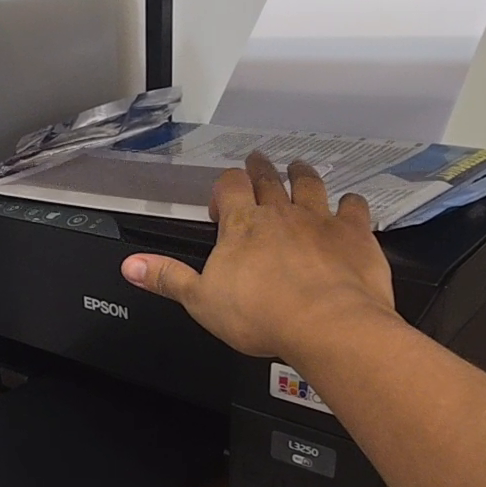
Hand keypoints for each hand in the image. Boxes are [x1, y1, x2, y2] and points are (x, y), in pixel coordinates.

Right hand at [120, 153, 398, 360]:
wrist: (326, 325)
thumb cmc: (261, 315)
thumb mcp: (200, 301)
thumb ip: (167, 278)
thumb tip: (130, 265)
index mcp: (242, 226)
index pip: (229, 186)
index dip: (223, 188)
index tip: (222, 202)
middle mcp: (281, 214)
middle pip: (269, 179)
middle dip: (261, 169)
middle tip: (259, 161)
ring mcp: (320, 221)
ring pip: (311, 186)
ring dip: (303, 175)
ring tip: (299, 167)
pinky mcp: (354, 236)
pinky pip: (355, 209)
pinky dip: (352, 204)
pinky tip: (352, 203)